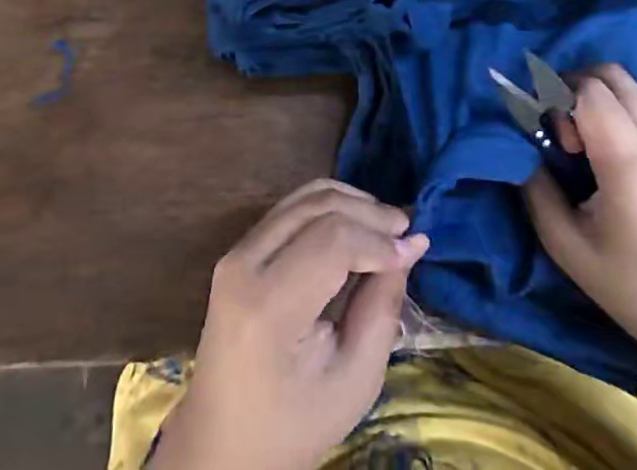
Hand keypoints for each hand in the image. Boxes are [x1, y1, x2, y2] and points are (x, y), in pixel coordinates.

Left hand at [150, 179, 429, 469]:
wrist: (223, 439)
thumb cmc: (294, 421)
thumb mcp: (355, 379)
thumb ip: (382, 306)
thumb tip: (412, 244)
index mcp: (267, 306)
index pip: (332, 239)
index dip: (379, 238)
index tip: (414, 250)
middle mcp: (243, 265)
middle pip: (318, 206)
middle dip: (370, 213)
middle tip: (406, 232)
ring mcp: (235, 252)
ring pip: (304, 197)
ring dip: (351, 203)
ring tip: (386, 228)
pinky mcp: (238, 250)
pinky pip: (290, 207)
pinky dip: (329, 207)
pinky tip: (356, 226)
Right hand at [521, 64, 636, 370]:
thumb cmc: (632, 288)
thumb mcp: (565, 245)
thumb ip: (536, 189)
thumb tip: (523, 151)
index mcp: (629, 160)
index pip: (589, 90)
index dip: (556, 96)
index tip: (545, 133)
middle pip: (614, 76)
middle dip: (574, 84)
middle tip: (556, 125)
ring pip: (632, 91)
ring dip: (597, 98)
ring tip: (579, 143)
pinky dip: (616, 113)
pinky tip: (603, 157)